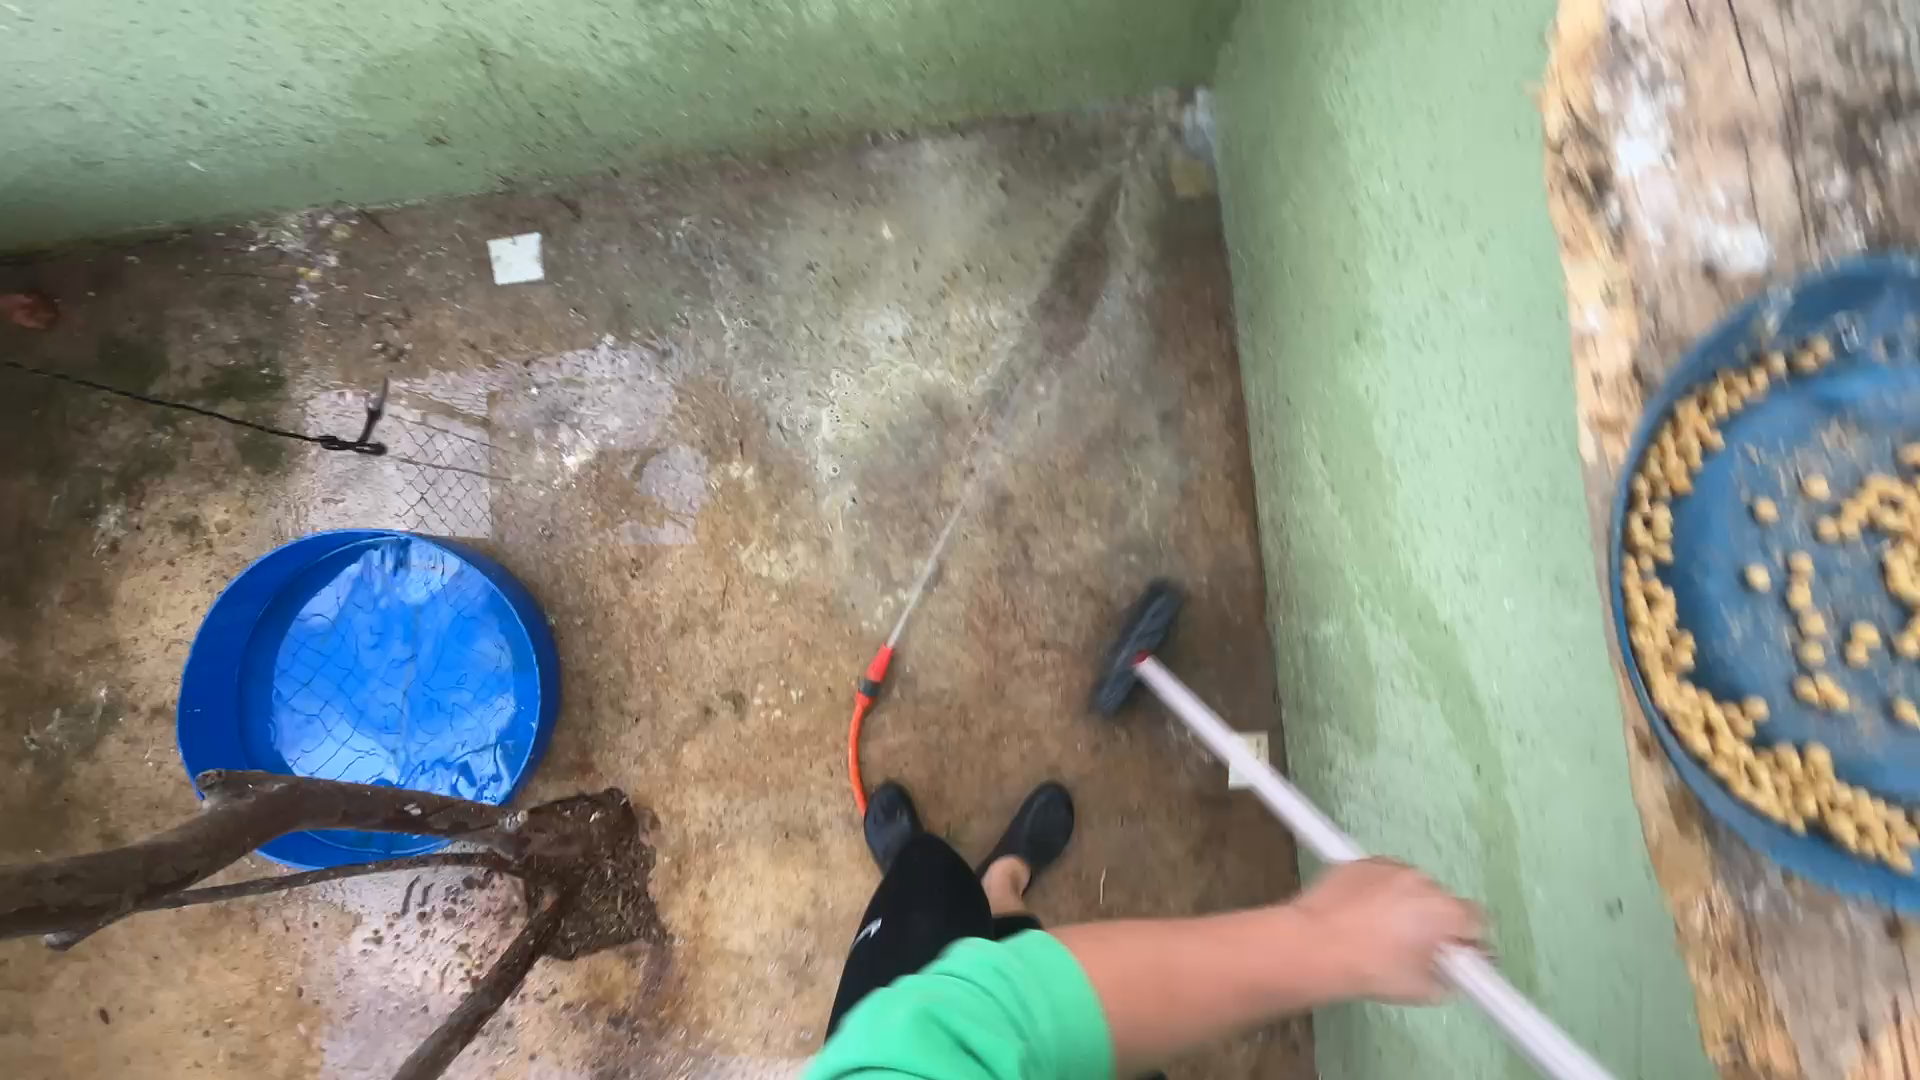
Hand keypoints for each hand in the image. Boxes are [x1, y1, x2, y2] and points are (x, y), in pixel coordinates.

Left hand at [1291, 858, 1482, 1003]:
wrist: (1317, 943)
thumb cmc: (1374, 968)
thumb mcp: (1428, 988)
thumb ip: (1453, 975)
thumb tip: (1453, 967)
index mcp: (1444, 909)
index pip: (1478, 919)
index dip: (1468, 940)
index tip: (1456, 954)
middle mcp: (1420, 879)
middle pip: (1443, 899)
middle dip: (1437, 919)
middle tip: (1418, 943)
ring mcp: (1386, 865)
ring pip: (1412, 884)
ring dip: (1409, 900)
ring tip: (1385, 926)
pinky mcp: (1357, 860)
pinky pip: (1382, 874)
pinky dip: (1381, 887)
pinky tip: (1365, 910)